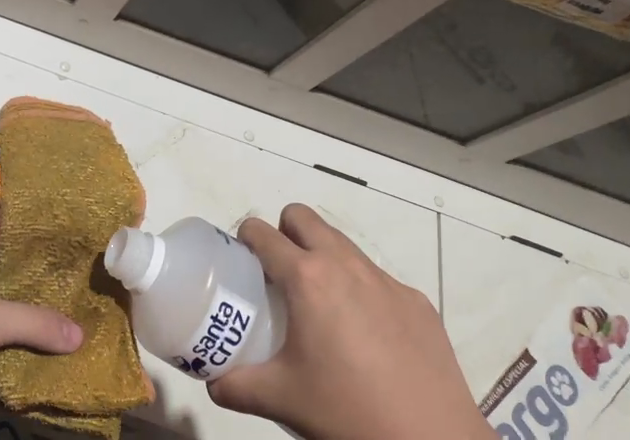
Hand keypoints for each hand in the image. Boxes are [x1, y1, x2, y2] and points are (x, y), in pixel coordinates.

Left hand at [0, 205, 82, 438]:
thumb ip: (34, 322)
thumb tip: (81, 333)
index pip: (12, 212)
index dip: (44, 211)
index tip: (83, 214)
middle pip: (19, 255)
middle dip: (54, 262)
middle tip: (100, 262)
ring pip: (17, 293)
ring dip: (46, 301)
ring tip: (94, 298)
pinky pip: (10, 327)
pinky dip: (34, 332)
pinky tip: (68, 336)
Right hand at [207, 205, 493, 439]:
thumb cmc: (348, 412)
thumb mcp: (281, 400)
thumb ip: (235, 384)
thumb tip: (211, 380)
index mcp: (307, 278)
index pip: (262, 232)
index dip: (244, 240)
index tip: (242, 264)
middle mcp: (345, 265)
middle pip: (302, 217)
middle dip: (284, 233)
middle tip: (279, 276)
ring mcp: (387, 281)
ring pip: (342, 244)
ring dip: (323, 258)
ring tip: (321, 308)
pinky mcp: (418, 303)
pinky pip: (377, 279)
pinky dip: (361, 292)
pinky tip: (367, 339)